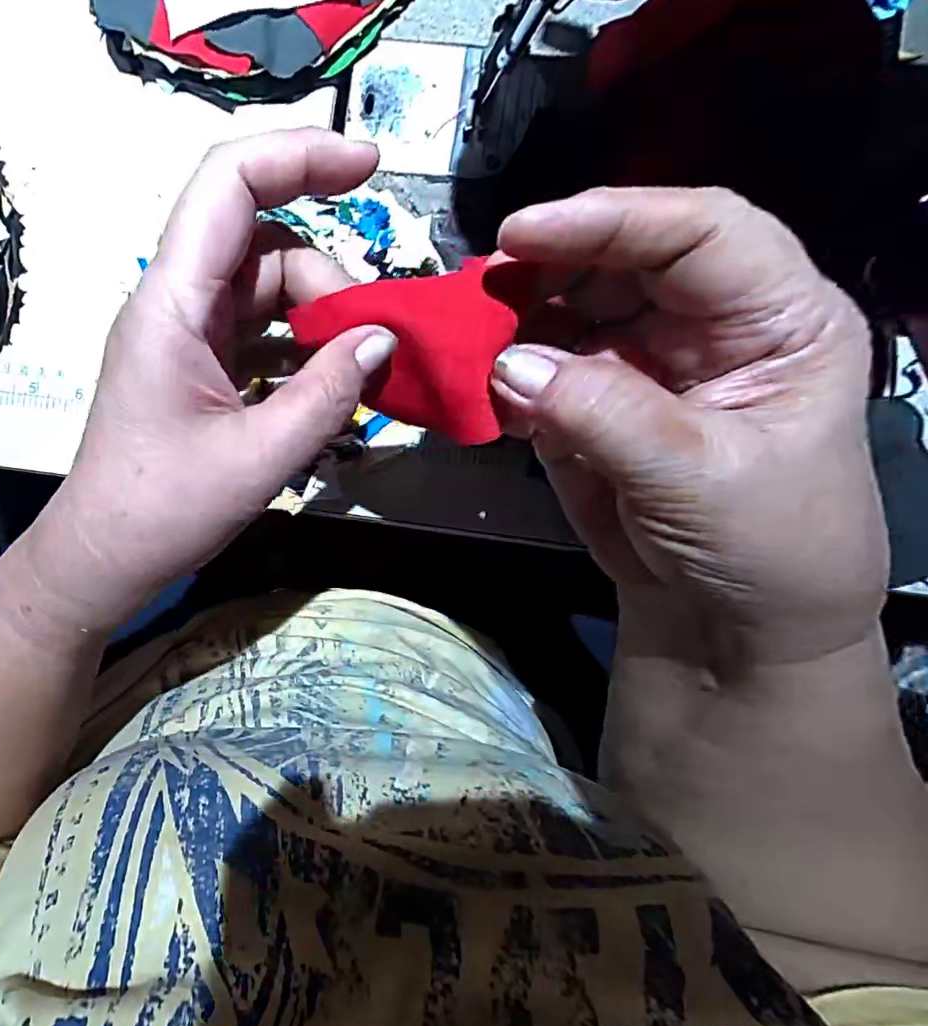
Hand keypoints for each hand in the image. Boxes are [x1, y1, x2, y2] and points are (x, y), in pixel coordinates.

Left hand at [13, 130, 397, 636]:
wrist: (101, 555)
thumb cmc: (161, 511)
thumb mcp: (259, 455)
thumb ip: (329, 390)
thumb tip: (383, 338)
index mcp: (169, 307)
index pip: (226, 186)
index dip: (298, 156)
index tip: (369, 167)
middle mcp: (168, 309)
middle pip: (259, 243)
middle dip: (326, 277)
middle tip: (367, 344)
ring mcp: (176, 340)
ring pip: (261, 290)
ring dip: (316, 318)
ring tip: (354, 376)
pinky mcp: (186, 371)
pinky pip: (251, 333)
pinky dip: (293, 349)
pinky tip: (325, 389)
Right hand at [490, 187, 886, 666]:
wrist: (720, 609)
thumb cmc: (760, 538)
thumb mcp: (697, 475)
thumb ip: (603, 414)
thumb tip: (505, 364)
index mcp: (769, 319)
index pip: (700, 237)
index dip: (610, 221)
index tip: (518, 233)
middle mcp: (693, 325)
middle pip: (613, 263)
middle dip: (539, 266)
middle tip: (464, 291)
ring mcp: (625, 363)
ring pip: (553, 312)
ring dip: (498, 322)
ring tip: (450, 342)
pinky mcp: (572, 401)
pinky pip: (517, 370)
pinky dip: (482, 375)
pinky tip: (461, 388)